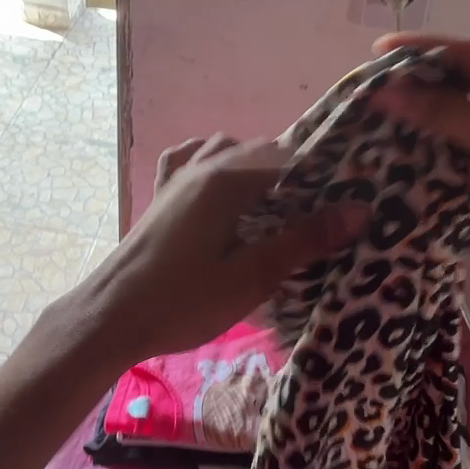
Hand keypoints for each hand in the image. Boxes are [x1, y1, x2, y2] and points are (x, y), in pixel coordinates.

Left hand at [74, 135, 363, 365]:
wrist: (110, 317)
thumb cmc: (183, 301)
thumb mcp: (251, 277)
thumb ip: (303, 241)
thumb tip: (359, 210)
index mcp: (226, 179)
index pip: (288, 157)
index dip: (322, 175)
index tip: (348, 199)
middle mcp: (201, 166)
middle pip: (260, 151)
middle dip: (295, 173)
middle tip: (323, 211)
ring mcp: (177, 179)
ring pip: (226, 151)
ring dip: (256, 167)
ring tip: (279, 204)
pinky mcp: (161, 197)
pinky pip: (191, 162)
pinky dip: (214, 164)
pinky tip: (224, 189)